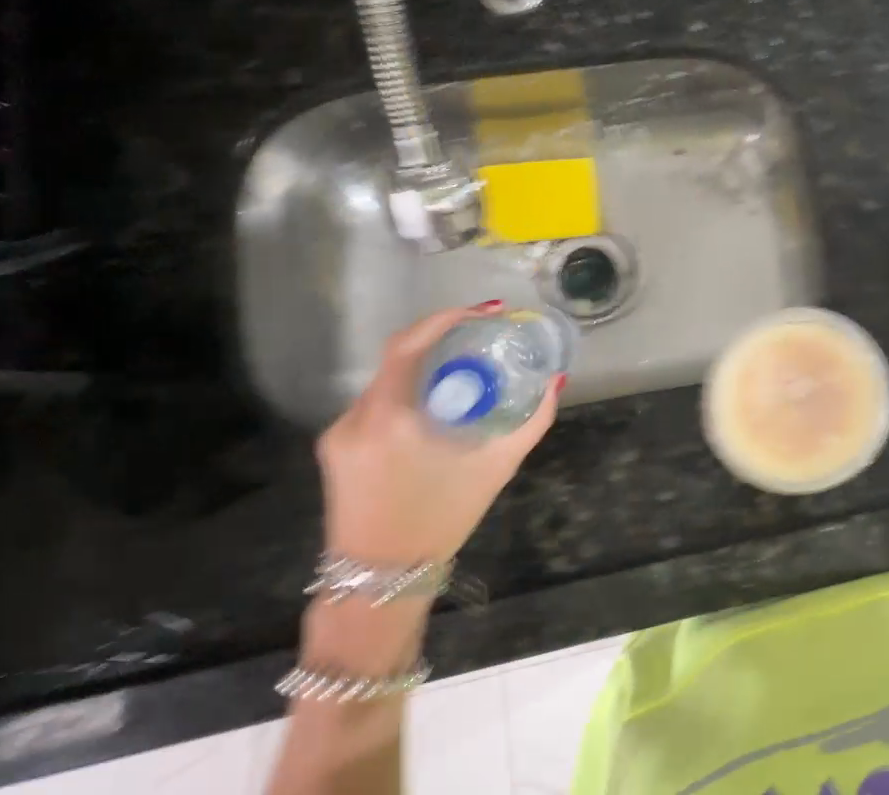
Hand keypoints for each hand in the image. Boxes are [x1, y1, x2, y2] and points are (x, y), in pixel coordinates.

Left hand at [316, 303, 561, 564]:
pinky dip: (407, 394)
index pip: (411, 345)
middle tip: (481, 336)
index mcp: (390, 417)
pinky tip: (435, 406)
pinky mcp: (334, 448)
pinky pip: (375, 405)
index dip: (446, 319)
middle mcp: (356, 417)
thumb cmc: (442, 519)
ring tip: (464, 370)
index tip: (483, 312)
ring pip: (387, 382)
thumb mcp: (496, 467)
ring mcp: (339, 433)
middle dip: (441, 341)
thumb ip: (529, 420)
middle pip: (399, 358)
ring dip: (424, 369)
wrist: (381, 576)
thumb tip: (554, 379)